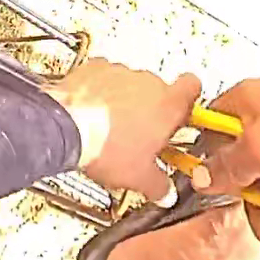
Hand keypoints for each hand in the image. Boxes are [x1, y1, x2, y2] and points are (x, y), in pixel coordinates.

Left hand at [48, 59, 199, 199]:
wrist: (66, 127)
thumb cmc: (106, 147)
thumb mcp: (140, 178)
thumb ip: (160, 185)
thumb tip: (165, 193)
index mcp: (167, 105)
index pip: (192, 87)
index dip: (188, 98)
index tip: (180, 113)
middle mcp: (146, 82)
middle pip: (157, 89)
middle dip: (150, 108)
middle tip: (140, 133)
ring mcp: (120, 72)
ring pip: (130, 83)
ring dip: (124, 99)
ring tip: (110, 124)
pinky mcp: (94, 67)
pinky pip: (104, 77)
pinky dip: (100, 89)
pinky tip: (92, 109)